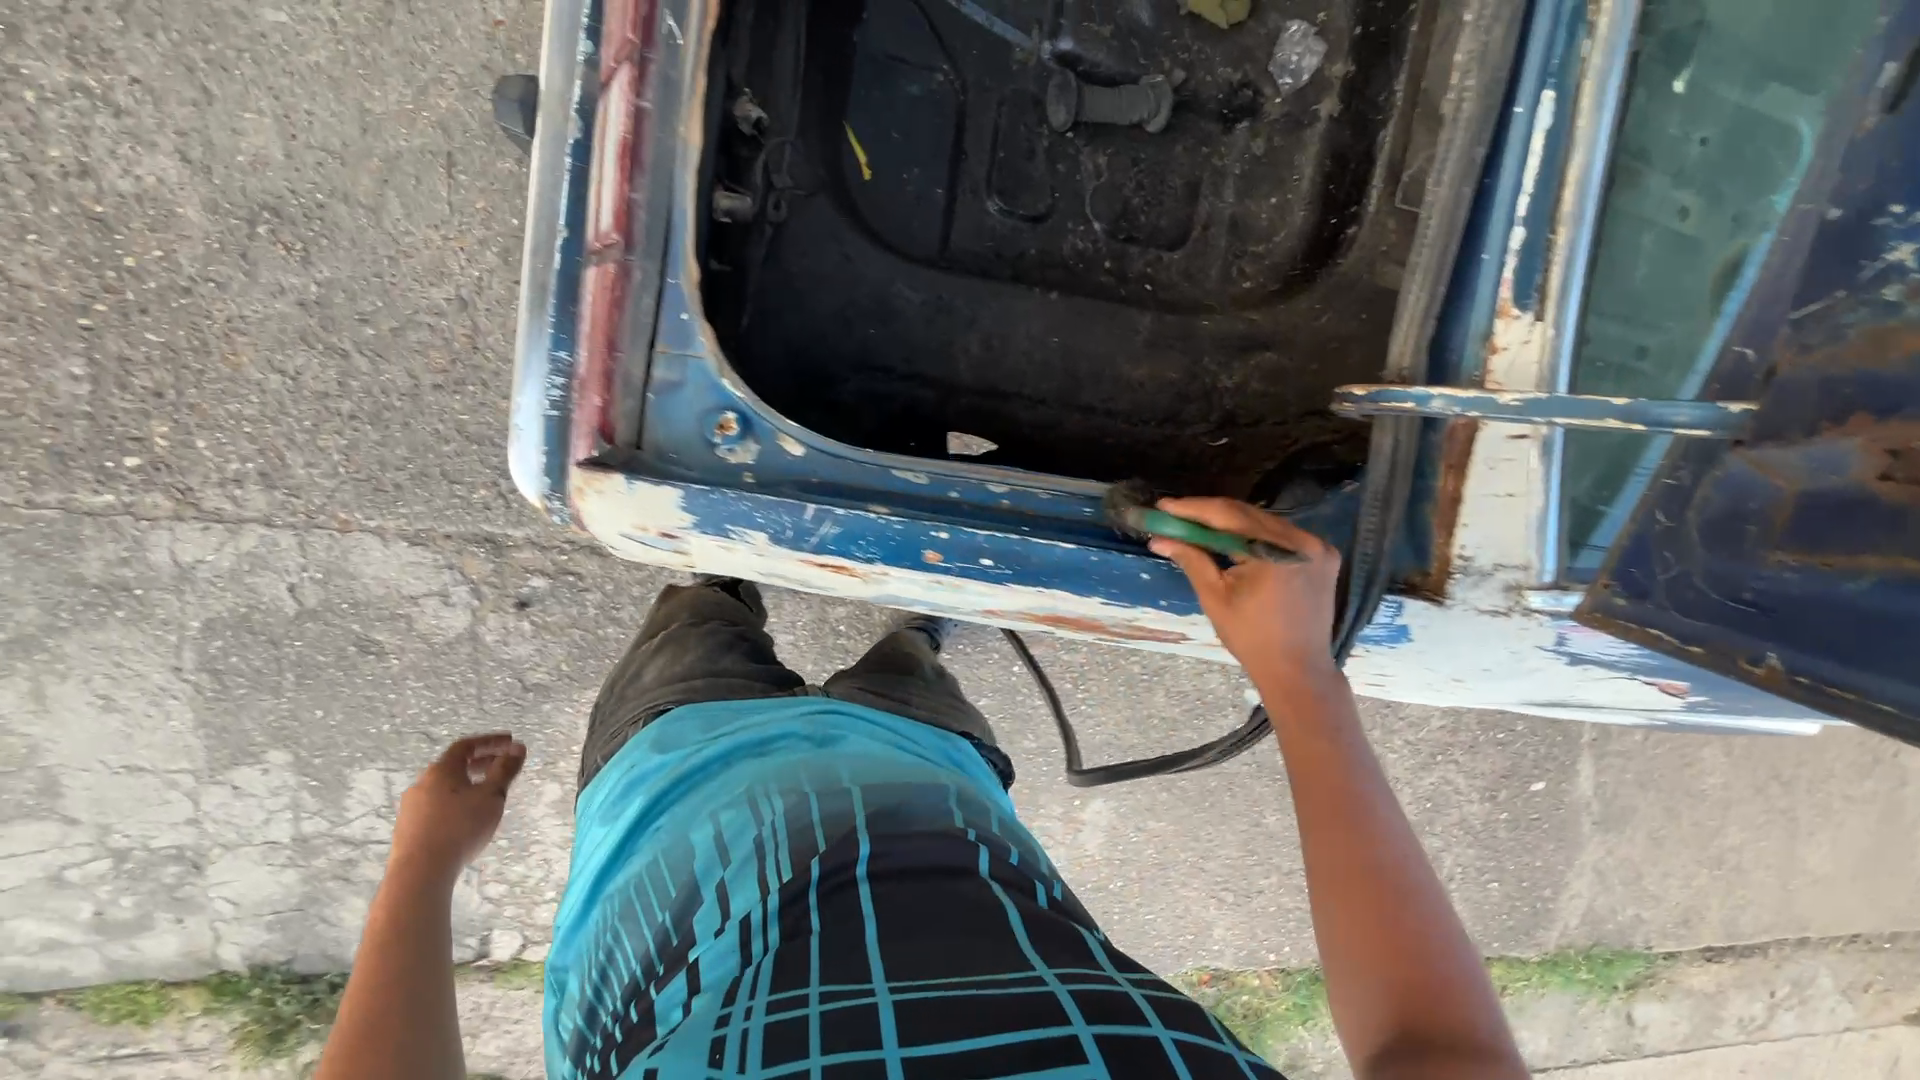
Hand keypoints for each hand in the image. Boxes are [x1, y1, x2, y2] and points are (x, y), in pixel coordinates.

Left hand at [390, 733, 525, 882]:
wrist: (420, 871)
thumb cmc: (460, 826)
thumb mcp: (492, 795)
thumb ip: (505, 770)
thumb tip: (518, 748)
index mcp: (441, 770)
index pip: (466, 745)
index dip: (490, 741)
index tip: (510, 742)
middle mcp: (422, 783)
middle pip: (453, 765)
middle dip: (481, 763)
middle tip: (502, 766)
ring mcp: (411, 807)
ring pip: (444, 787)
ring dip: (467, 783)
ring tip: (487, 795)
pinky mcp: (407, 828)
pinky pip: (436, 805)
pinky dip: (455, 801)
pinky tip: (466, 818)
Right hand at [1150, 497, 1341, 684]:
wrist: (1298, 669)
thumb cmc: (1252, 638)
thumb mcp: (1215, 597)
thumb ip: (1191, 559)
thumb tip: (1159, 539)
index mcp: (1274, 553)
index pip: (1227, 516)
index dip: (1192, 508)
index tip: (1163, 506)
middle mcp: (1301, 541)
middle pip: (1247, 514)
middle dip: (1208, 513)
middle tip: (1175, 514)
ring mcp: (1317, 546)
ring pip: (1264, 521)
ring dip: (1231, 522)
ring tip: (1198, 526)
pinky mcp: (1323, 554)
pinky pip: (1281, 534)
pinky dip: (1255, 533)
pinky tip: (1233, 538)